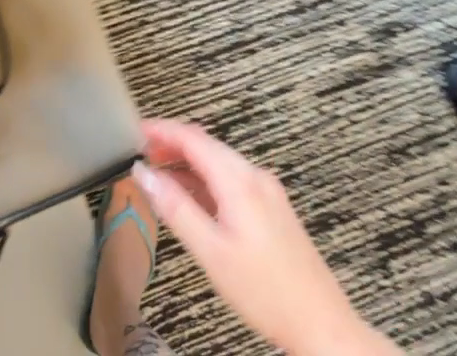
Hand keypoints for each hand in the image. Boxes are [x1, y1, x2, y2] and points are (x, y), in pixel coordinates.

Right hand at [133, 120, 398, 355]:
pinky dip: (204, 181)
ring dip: (186, 164)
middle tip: (140, 156)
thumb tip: (143, 173)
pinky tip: (189, 199)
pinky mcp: (272, 210)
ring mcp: (268, 194)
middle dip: (170, 145)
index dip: (160, 130)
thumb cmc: (267, 293)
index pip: (193, 138)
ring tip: (158, 178)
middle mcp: (257, 179)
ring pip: (218, 163)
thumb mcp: (210, 251)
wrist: (323, 327)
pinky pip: (231, 180)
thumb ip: (174, 207)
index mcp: (241, 183)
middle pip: (206, 145)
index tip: (133, 132)